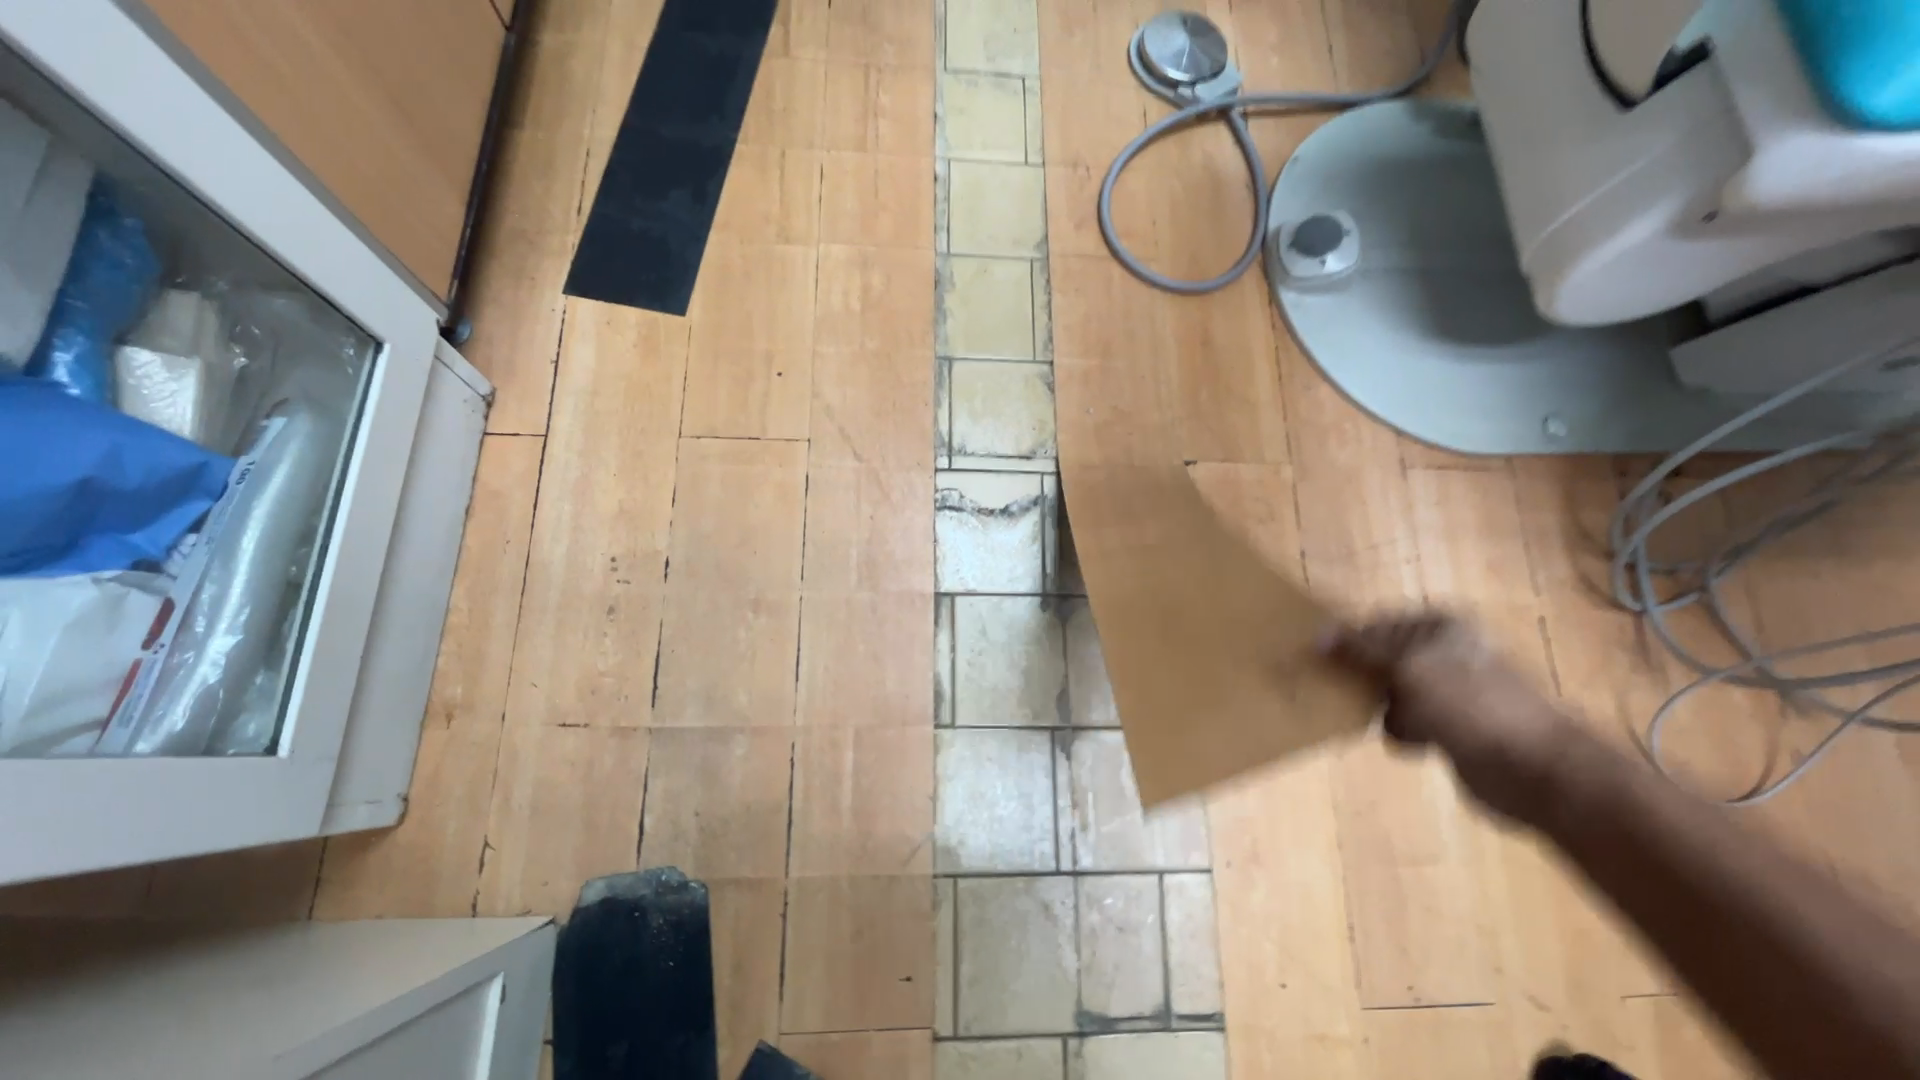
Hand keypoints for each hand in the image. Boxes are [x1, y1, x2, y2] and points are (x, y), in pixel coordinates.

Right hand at [1323, 613, 1571, 821]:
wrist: (1535, 769)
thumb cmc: (1471, 706)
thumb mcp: (1408, 669)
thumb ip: (1362, 651)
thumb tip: (1318, 635)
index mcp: (1440, 627)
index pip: (1376, 624)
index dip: (1347, 641)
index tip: (1314, 661)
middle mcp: (1445, 653)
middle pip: (1382, 658)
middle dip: (1358, 675)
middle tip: (1324, 690)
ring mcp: (1450, 692)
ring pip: (1392, 692)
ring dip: (1378, 708)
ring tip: (1362, 719)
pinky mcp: (1452, 728)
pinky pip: (1408, 723)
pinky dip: (1401, 732)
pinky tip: (1407, 743)